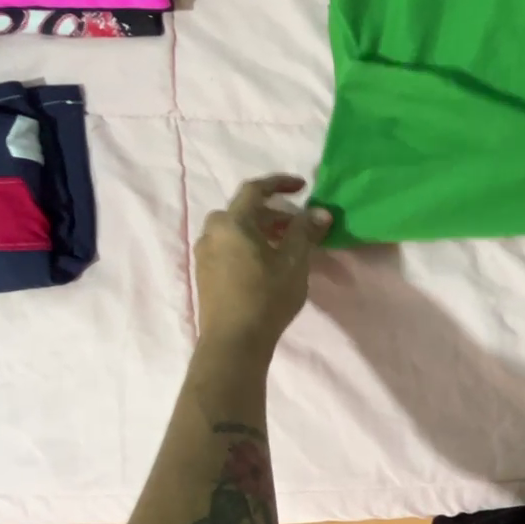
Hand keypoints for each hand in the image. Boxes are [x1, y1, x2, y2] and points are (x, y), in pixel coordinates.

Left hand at [195, 174, 331, 354]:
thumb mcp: (295, 261)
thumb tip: (319, 211)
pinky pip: (228, 245)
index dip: (279, 183)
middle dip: (272, 212)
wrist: (234, 340)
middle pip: (242, 210)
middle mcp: (212, 233)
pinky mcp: (205, 272)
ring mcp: (205, 253)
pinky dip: (248, 243)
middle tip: (297, 224)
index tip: (303, 186)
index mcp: (233, 223)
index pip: (254, 190)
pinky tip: (267, 263)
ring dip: (260, 229)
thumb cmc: (267, 296)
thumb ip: (305, 231)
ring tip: (285, 245)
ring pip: (234, 229)